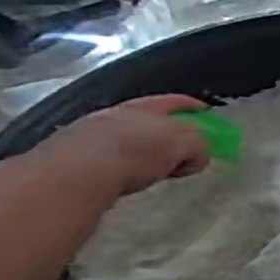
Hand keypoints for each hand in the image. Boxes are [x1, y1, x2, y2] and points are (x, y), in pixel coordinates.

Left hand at [36, 94, 212, 195]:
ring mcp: (88, 135)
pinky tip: (130, 178)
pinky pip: (110, 158)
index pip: (173, 101)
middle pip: (148, 119)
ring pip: (127, 138)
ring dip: (144, 150)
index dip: (191, 105)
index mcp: (143, 107)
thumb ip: (199, 146)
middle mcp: (114, 115)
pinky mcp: (73, 158)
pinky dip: (125, 165)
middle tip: (183, 147)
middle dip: (167, 131)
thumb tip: (195, 157)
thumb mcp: (187, 145)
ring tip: (157, 169)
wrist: (74, 175)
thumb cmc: (137, 152)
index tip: (206, 112)